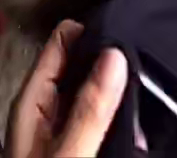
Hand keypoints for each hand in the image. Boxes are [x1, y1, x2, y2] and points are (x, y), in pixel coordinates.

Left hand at [8, 20, 127, 157]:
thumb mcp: (66, 153)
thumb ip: (89, 109)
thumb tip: (114, 54)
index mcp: (31, 101)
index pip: (61, 40)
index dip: (92, 30)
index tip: (124, 30)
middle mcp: (42, 110)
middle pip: (78, 64)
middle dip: (108, 62)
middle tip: (140, 61)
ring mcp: (56, 131)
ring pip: (91, 93)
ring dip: (114, 92)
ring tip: (145, 89)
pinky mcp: (71, 147)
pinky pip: (96, 120)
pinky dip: (115, 118)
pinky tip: (136, 128)